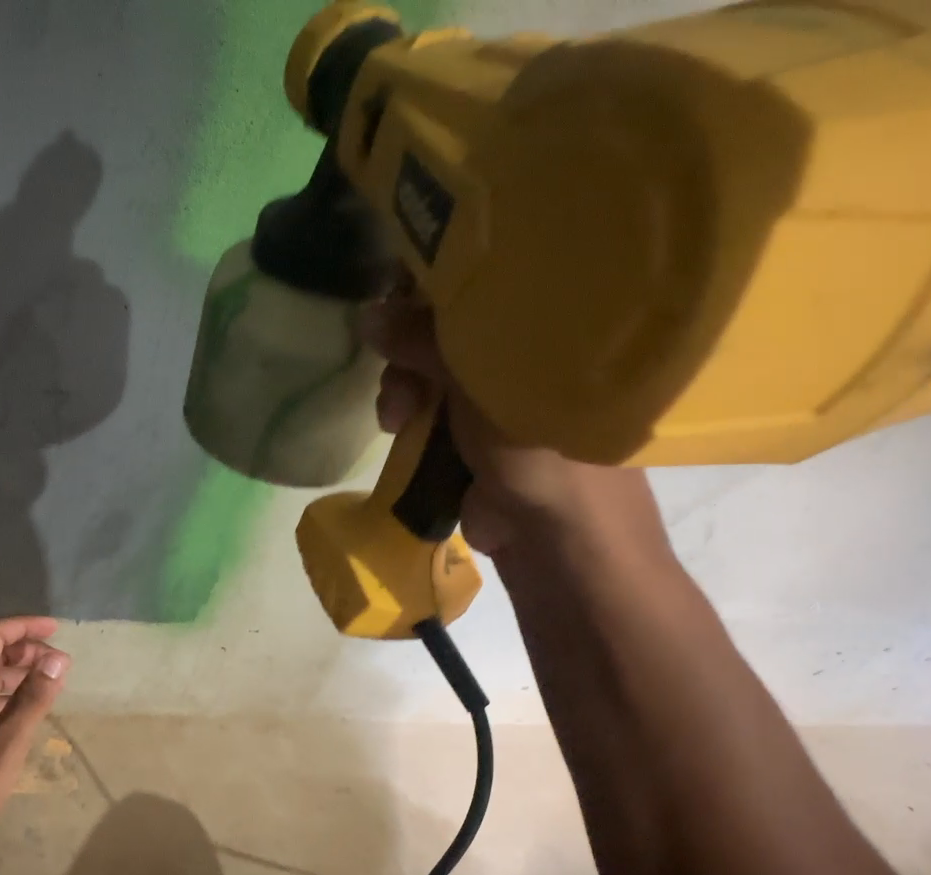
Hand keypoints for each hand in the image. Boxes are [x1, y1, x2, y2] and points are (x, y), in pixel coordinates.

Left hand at [0, 617, 70, 874]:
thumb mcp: (7, 743)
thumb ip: (33, 699)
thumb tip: (58, 658)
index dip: (24, 626)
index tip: (57, 629)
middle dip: (25, 647)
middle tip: (59, 662)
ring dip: (19, 670)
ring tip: (51, 681)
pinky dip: (10, 692)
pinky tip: (28, 708)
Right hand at [361, 282, 664, 560]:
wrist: (561, 542)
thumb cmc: (539, 449)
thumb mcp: (479, 384)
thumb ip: (425, 344)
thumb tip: (369, 312)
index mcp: (555, 322)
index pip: (490, 277)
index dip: (438, 279)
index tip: (395, 292)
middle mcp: (532, 350)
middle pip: (451, 324)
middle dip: (410, 348)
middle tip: (398, 372)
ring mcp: (505, 394)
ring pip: (434, 368)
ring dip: (404, 387)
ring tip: (396, 420)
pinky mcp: (480, 432)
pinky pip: (432, 407)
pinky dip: (412, 414)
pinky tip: (400, 431)